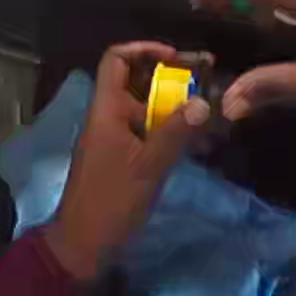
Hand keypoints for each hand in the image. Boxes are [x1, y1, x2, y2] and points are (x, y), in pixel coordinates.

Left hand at [45, 42, 210, 280]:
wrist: (83, 246)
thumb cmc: (111, 202)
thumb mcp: (148, 167)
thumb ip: (176, 132)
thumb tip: (202, 102)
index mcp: (106, 109)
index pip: (116, 59)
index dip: (144, 49)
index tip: (176, 57)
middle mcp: (110, 116)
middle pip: (138, 81)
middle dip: (173, 78)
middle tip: (208, 80)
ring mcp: (117, 137)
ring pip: (148, 108)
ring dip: (177, 106)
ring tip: (212, 110)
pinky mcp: (125, 157)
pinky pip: (150, 132)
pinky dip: (172, 130)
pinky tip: (200, 140)